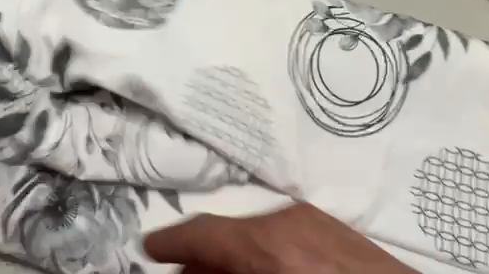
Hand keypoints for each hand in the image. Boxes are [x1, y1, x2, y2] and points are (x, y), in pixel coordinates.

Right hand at [143, 202, 413, 273]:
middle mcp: (290, 220)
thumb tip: (194, 269)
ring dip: (237, 257)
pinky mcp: (342, 232)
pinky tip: (264, 271)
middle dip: (205, 258)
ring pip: (260, 233)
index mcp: (268, 244)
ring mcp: (319, 222)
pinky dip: (267, 254)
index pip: (204, 233)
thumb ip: (224, 271)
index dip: (171, 241)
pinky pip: (289, 236)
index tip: (147, 247)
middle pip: (231, 232)